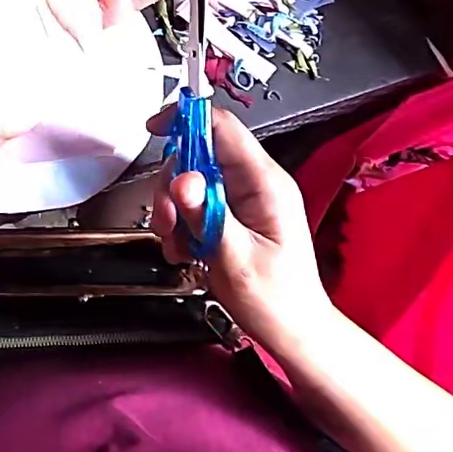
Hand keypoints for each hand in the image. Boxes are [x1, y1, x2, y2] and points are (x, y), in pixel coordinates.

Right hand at [146, 106, 334, 345]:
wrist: (295, 332)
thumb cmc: (278, 301)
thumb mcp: (236, 258)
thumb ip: (207, 215)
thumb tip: (182, 178)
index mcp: (265, 182)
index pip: (222, 127)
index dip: (187, 119)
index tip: (157, 128)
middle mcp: (254, 182)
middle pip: (198, 153)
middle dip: (173, 183)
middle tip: (169, 219)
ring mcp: (243, 198)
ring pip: (191, 178)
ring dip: (174, 208)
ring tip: (179, 241)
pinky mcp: (232, 214)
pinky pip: (194, 202)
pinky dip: (181, 224)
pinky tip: (187, 249)